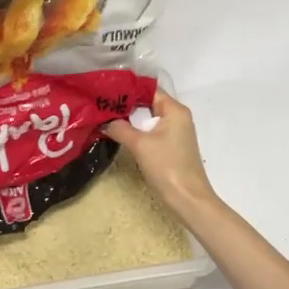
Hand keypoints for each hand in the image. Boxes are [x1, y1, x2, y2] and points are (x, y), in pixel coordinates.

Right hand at [103, 91, 218, 215]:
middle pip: (148, 104)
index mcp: (174, 110)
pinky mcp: (171, 147)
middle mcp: (177, 117)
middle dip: (125, 106)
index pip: (148, 90)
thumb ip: (120, 128)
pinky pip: (151, 132)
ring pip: (148, 119)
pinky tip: (120, 135)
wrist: (187, 198)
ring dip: (130, 120)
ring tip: (105, 119)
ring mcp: (175, 133)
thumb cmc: (167, 166)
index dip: (127, 90)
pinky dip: (137, 132)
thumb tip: (104, 121)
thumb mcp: (140, 145)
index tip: (105, 92)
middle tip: (100, 106)